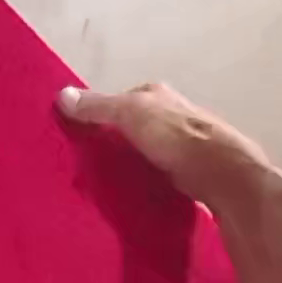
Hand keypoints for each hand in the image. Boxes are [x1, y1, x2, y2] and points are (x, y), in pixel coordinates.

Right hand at [57, 83, 281, 214]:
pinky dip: (137, 175)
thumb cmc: (174, 136)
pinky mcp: (181, 168)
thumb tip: (60, 95)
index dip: (96, 116)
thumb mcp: (130, 114)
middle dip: (109, 140)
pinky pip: (149, 168)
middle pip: (128, 125)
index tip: (76, 137)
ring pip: (139, 148)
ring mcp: (176, 141)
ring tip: (100, 179)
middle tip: (84, 161)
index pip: (116, 101)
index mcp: (156, 94)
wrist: (220, 173)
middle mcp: (168, 113)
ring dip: (123, 160)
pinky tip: (126, 188)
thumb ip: (98, 107)